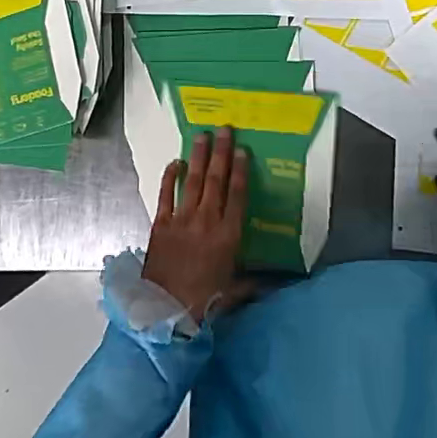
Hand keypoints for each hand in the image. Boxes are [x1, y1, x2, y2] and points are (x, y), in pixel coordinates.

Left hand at [144, 126, 249, 320]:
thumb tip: (274, 281)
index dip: (241, 172)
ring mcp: (182, 220)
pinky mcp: (161, 223)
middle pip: (216, 181)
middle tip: (225, 130)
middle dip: (222, 153)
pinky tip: (176, 162)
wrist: (166, 307)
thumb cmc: (203, 300)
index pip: (237, 196)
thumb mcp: (234, 291)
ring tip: (203, 136)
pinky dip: (170, 177)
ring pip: (194, 181)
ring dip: (199, 157)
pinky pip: (166, 194)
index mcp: (228, 236)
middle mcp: (206, 221)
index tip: (244, 152)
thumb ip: (253, 281)